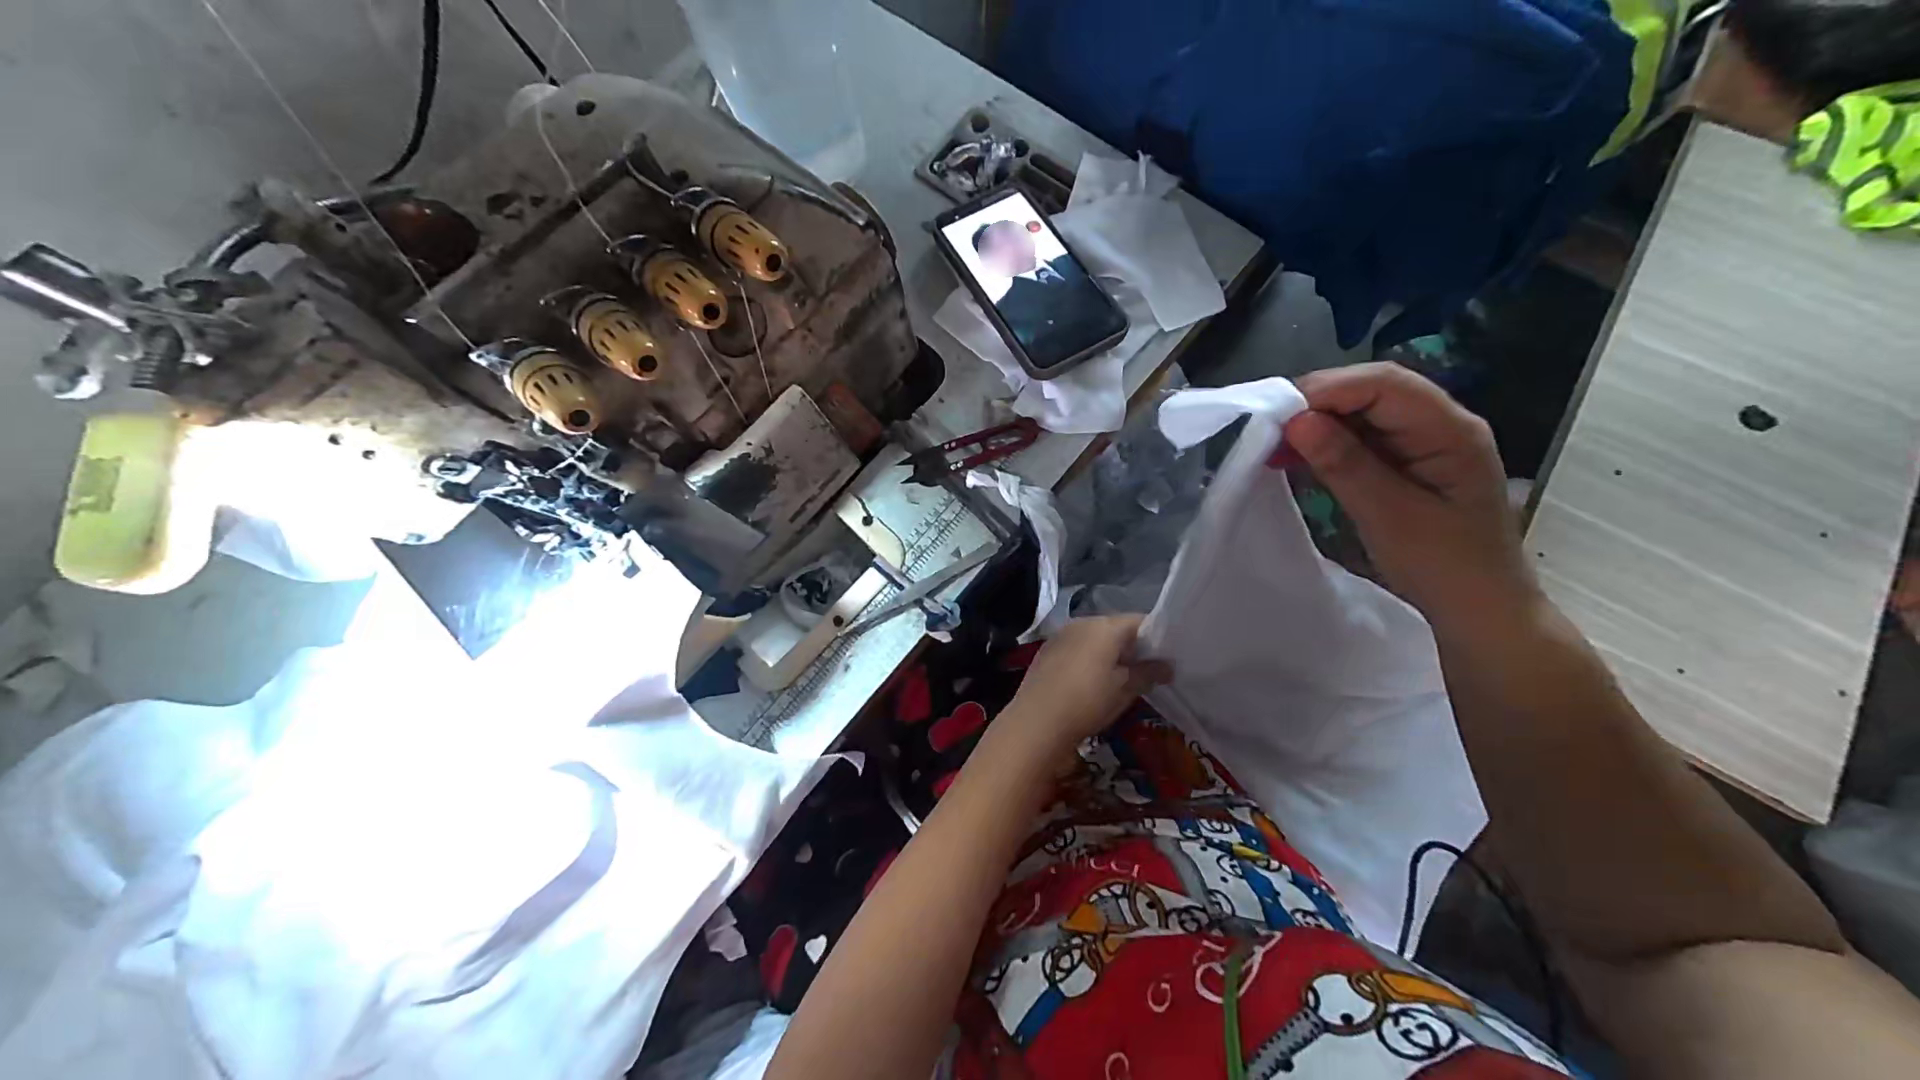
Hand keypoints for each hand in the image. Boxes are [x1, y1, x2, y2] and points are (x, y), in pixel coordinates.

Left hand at [1002, 615, 1168, 748]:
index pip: (1139, 622)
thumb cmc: (1088, 701)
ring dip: (1109, 653)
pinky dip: (1088, 659)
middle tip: (1147, 670)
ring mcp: (1061, 635)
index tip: (1167, 657)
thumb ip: (1148, 673)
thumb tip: (1167, 665)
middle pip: (1115, 628)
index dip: (1156, 637)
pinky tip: (1092, 681)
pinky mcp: (1046, 651)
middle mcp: (1082, 623)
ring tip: (1121, 678)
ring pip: (1094, 638)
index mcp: (1105, 626)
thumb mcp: (1125, 690)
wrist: (1037, 722)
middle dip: (1132, 646)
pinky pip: (1076, 648)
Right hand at [1285, 363, 1540, 633]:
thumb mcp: (1389, 517)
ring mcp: (1423, 440)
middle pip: (1373, 389)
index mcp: (1450, 430)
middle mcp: (1440, 423)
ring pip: (1362, 409)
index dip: (1327, 390)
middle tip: (1269, 429)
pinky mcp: (1405, 459)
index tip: (1276, 416)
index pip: (1385, 384)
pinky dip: (1325, 441)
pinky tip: (1295, 455)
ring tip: (1275, 443)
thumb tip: (1297, 421)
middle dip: (1317, 402)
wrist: (1480, 609)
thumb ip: (1345, 464)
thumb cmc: (1443, 567)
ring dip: (1316, 422)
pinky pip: (1360, 435)